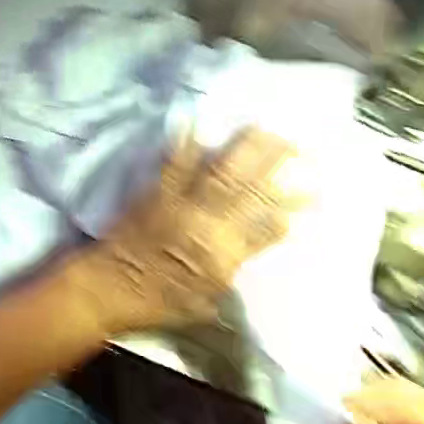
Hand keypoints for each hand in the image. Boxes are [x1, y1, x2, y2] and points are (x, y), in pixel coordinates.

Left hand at [66, 127, 301, 334]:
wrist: (109, 286)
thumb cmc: (160, 301)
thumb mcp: (209, 298)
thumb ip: (236, 266)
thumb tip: (261, 240)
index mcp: (223, 256)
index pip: (266, 228)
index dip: (290, 208)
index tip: (314, 189)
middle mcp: (205, 226)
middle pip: (246, 188)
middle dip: (272, 163)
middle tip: (295, 143)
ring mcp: (178, 205)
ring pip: (216, 170)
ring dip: (240, 147)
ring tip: (262, 127)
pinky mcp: (153, 193)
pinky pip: (172, 164)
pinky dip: (184, 143)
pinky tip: (195, 122)